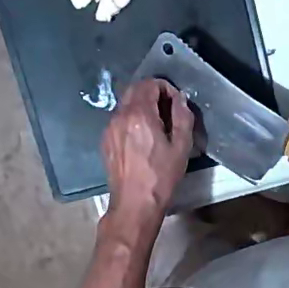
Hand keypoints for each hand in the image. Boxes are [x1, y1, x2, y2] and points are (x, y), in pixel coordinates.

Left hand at [101, 78, 193, 226]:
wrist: (134, 203)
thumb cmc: (161, 176)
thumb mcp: (181, 147)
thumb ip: (183, 117)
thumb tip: (180, 99)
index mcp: (139, 115)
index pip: (149, 84)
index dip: (166, 88)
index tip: (176, 103)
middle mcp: (120, 116)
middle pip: (134, 90)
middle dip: (152, 93)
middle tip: (168, 109)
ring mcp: (109, 128)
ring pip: (125, 104)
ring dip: (141, 105)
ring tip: (157, 124)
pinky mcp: (105, 141)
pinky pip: (119, 119)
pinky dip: (132, 118)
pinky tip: (142, 137)